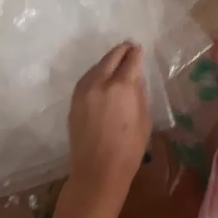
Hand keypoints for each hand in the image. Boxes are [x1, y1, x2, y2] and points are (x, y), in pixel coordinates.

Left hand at [67, 42, 150, 194]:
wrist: (97, 171)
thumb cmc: (129, 150)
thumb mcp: (144, 120)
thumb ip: (139, 94)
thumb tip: (135, 78)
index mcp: (122, 87)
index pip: (131, 61)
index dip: (136, 53)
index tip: (139, 49)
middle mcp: (100, 83)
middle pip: (111, 58)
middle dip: (121, 50)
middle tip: (128, 46)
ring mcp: (83, 91)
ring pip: (96, 66)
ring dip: (107, 61)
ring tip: (116, 59)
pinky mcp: (74, 101)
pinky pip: (87, 79)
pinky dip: (96, 72)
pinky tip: (102, 75)